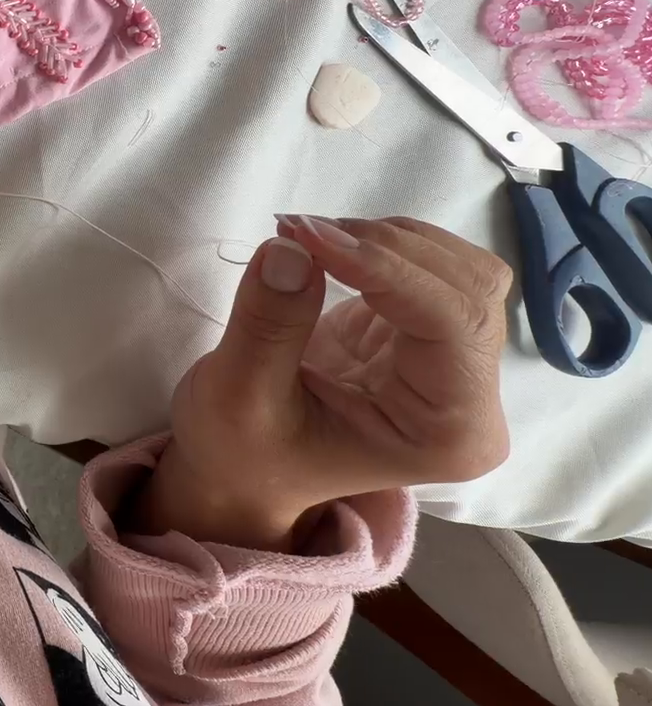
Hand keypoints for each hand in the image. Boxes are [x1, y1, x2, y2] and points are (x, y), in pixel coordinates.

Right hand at [129, 216, 511, 550]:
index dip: (383, 268)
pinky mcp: (411, 340)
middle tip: (294, 231)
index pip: (449, 323)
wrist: (237, 474)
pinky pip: (423, 276)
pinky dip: (374, 248)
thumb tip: (287, 247)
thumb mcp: (237, 394)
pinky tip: (320, 249)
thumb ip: (267, 324)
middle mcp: (467, 398)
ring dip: (384, 240)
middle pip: (468, 290)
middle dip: (384, 248)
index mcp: (444, 430)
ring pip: (457, 273)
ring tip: (304, 237)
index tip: (301, 234)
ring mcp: (446, 367)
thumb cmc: (237, 450)